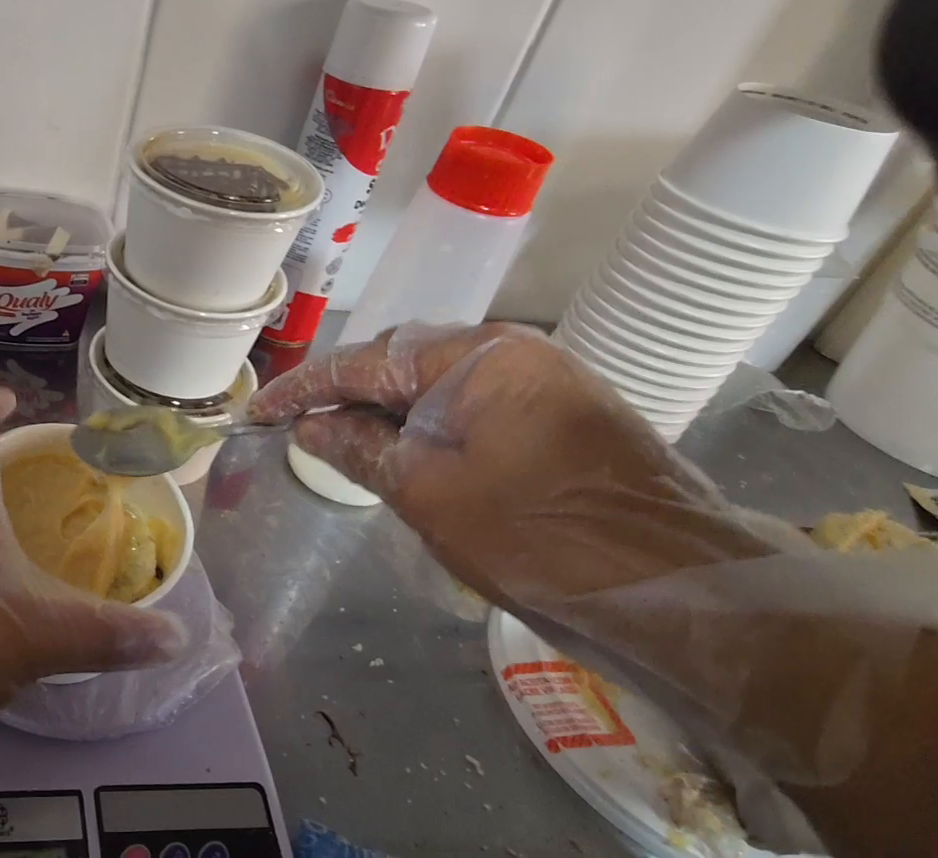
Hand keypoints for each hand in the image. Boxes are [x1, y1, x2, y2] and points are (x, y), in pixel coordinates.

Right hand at [246, 323, 739, 603]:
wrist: (680, 587)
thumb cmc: (537, 537)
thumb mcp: (428, 494)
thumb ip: (361, 448)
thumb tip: (311, 426)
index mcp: (475, 355)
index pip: (365, 361)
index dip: (305, 389)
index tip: (257, 410)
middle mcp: (511, 349)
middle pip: (402, 362)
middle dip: (347, 394)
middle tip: (299, 428)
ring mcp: (543, 377)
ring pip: (438, 384)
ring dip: (389, 411)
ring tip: (345, 442)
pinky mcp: (562, 411)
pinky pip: (474, 403)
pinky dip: (431, 423)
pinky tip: (408, 452)